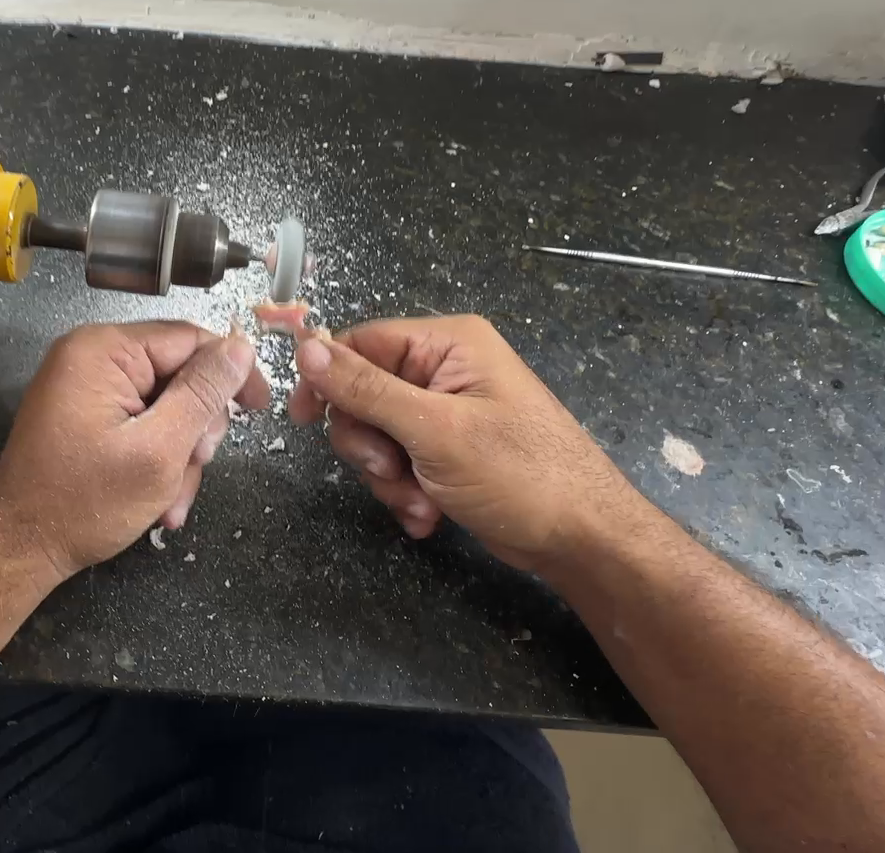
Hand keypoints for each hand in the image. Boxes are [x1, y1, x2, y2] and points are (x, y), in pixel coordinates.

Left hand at [0, 321, 270, 577]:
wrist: (18, 549)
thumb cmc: (83, 502)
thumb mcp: (158, 449)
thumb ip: (202, 393)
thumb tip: (241, 346)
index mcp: (104, 350)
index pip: (189, 338)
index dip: (230, 372)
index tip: (258, 407)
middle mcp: (93, 357)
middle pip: (178, 374)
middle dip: (195, 428)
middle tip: (194, 465)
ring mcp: (88, 387)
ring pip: (166, 407)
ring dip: (178, 455)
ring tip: (169, 500)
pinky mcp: (86, 414)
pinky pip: (141, 423)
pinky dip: (156, 459)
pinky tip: (158, 502)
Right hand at [289, 315, 641, 569]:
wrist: (582, 542)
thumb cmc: (519, 474)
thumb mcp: (434, 430)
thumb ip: (365, 389)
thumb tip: (305, 348)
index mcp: (446, 344)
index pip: (360, 342)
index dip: (326, 378)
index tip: (302, 417)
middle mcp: (442, 370)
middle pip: (361, 394)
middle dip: (369, 443)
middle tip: (391, 470)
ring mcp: (443, 412)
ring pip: (374, 434)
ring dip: (387, 475)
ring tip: (420, 501)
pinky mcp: (443, 450)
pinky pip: (396, 460)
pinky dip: (404, 490)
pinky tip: (428, 513)